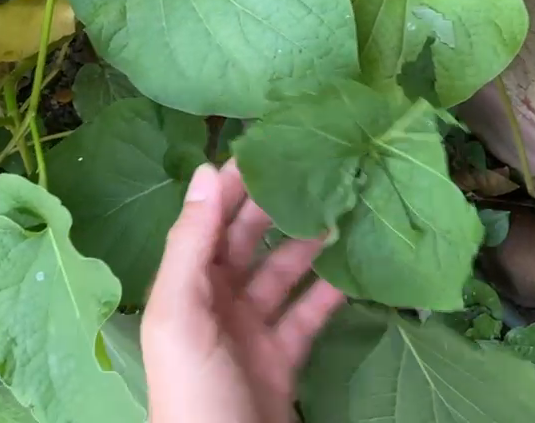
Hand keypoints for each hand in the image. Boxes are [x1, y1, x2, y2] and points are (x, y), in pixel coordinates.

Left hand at [143, 161, 346, 422]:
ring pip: (282, 272)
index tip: (267, 143)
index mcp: (185, 285)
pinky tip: (354, 264)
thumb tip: (204, 169)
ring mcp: (251, 330)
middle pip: (247, 239)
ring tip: (341, 205)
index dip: (232, 182)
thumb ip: (192, 242)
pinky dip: (328, 290)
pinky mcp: (282, 359)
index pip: (209, 218)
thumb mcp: (181, 314)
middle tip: (314, 166)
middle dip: (275, 204)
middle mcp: (216, 300)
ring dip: (307, 242)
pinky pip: (307, 314)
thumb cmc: (195, 390)